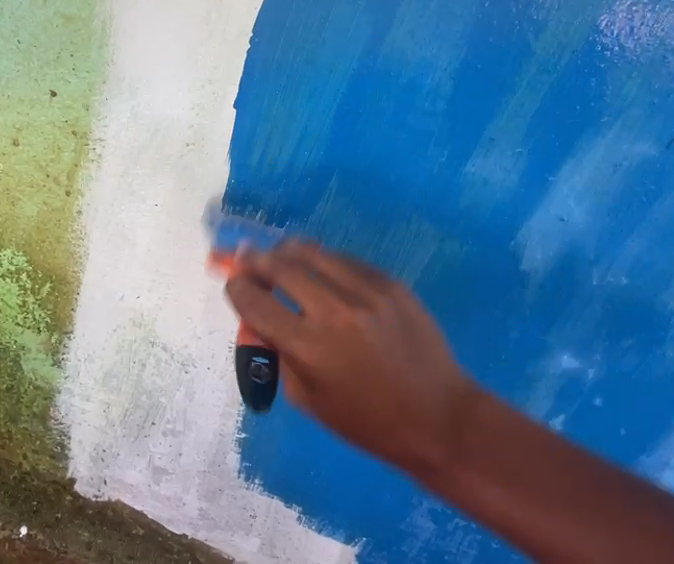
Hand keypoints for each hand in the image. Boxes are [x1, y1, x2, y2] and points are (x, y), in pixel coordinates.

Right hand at [223, 239, 478, 473]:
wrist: (440, 418)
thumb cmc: (367, 421)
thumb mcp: (307, 399)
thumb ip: (274, 352)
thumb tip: (255, 315)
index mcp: (309, 347)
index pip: (254, 301)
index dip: (236, 288)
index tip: (233, 283)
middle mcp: (334, 311)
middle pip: (278, 265)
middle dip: (255, 260)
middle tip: (245, 259)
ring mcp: (366, 292)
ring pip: (311, 252)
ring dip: (286, 252)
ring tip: (278, 258)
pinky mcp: (390, 283)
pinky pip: (343, 260)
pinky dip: (322, 262)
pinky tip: (320, 272)